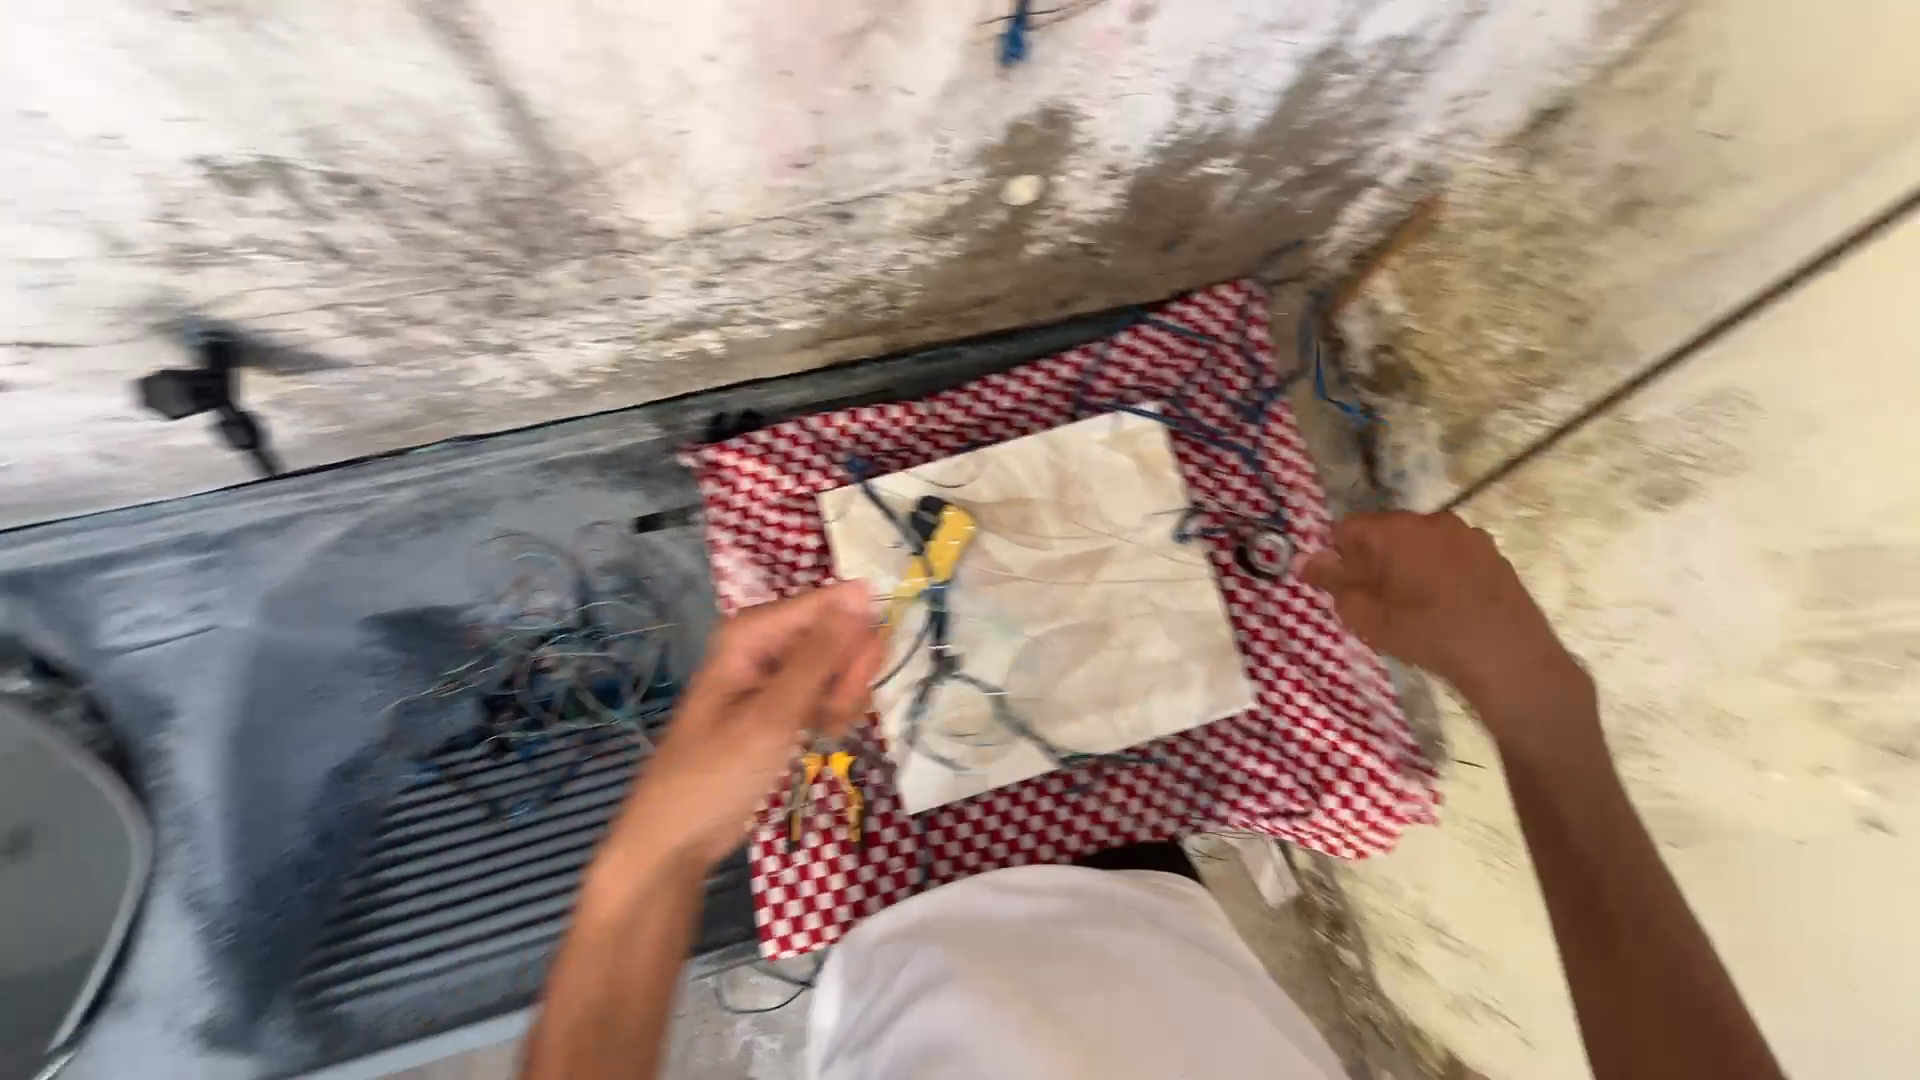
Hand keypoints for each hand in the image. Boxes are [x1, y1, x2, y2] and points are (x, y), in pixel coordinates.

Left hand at [612, 582, 885, 872]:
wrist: (679, 839)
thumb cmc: (716, 773)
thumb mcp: (773, 714)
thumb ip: (820, 654)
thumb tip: (861, 593)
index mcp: (753, 632)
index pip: (830, 605)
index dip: (855, 637)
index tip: (859, 679)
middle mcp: (767, 644)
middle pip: (839, 636)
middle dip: (847, 676)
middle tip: (832, 715)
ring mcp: (779, 675)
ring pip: (841, 667)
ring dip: (843, 701)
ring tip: (820, 734)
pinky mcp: (787, 703)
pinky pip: (831, 692)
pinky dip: (834, 716)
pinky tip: (820, 738)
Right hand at [1300, 511, 1591, 746]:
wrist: (1508, 658)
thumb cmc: (1426, 632)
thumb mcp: (1365, 613)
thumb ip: (1331, 582)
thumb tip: (1305, 562)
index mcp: (1396, 529)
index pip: (1347, 528)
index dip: (1335, 556)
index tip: (1338, 586)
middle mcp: (1432, 521)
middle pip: (1384, 533)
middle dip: (1370, 560)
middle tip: (1370, 599)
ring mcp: (1468, 536)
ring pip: (1418, 544)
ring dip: (1404, 565)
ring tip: (1408, 605)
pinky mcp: (1493, 556)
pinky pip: (1448, 556)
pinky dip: (1436, 573)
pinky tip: (1441, 606)